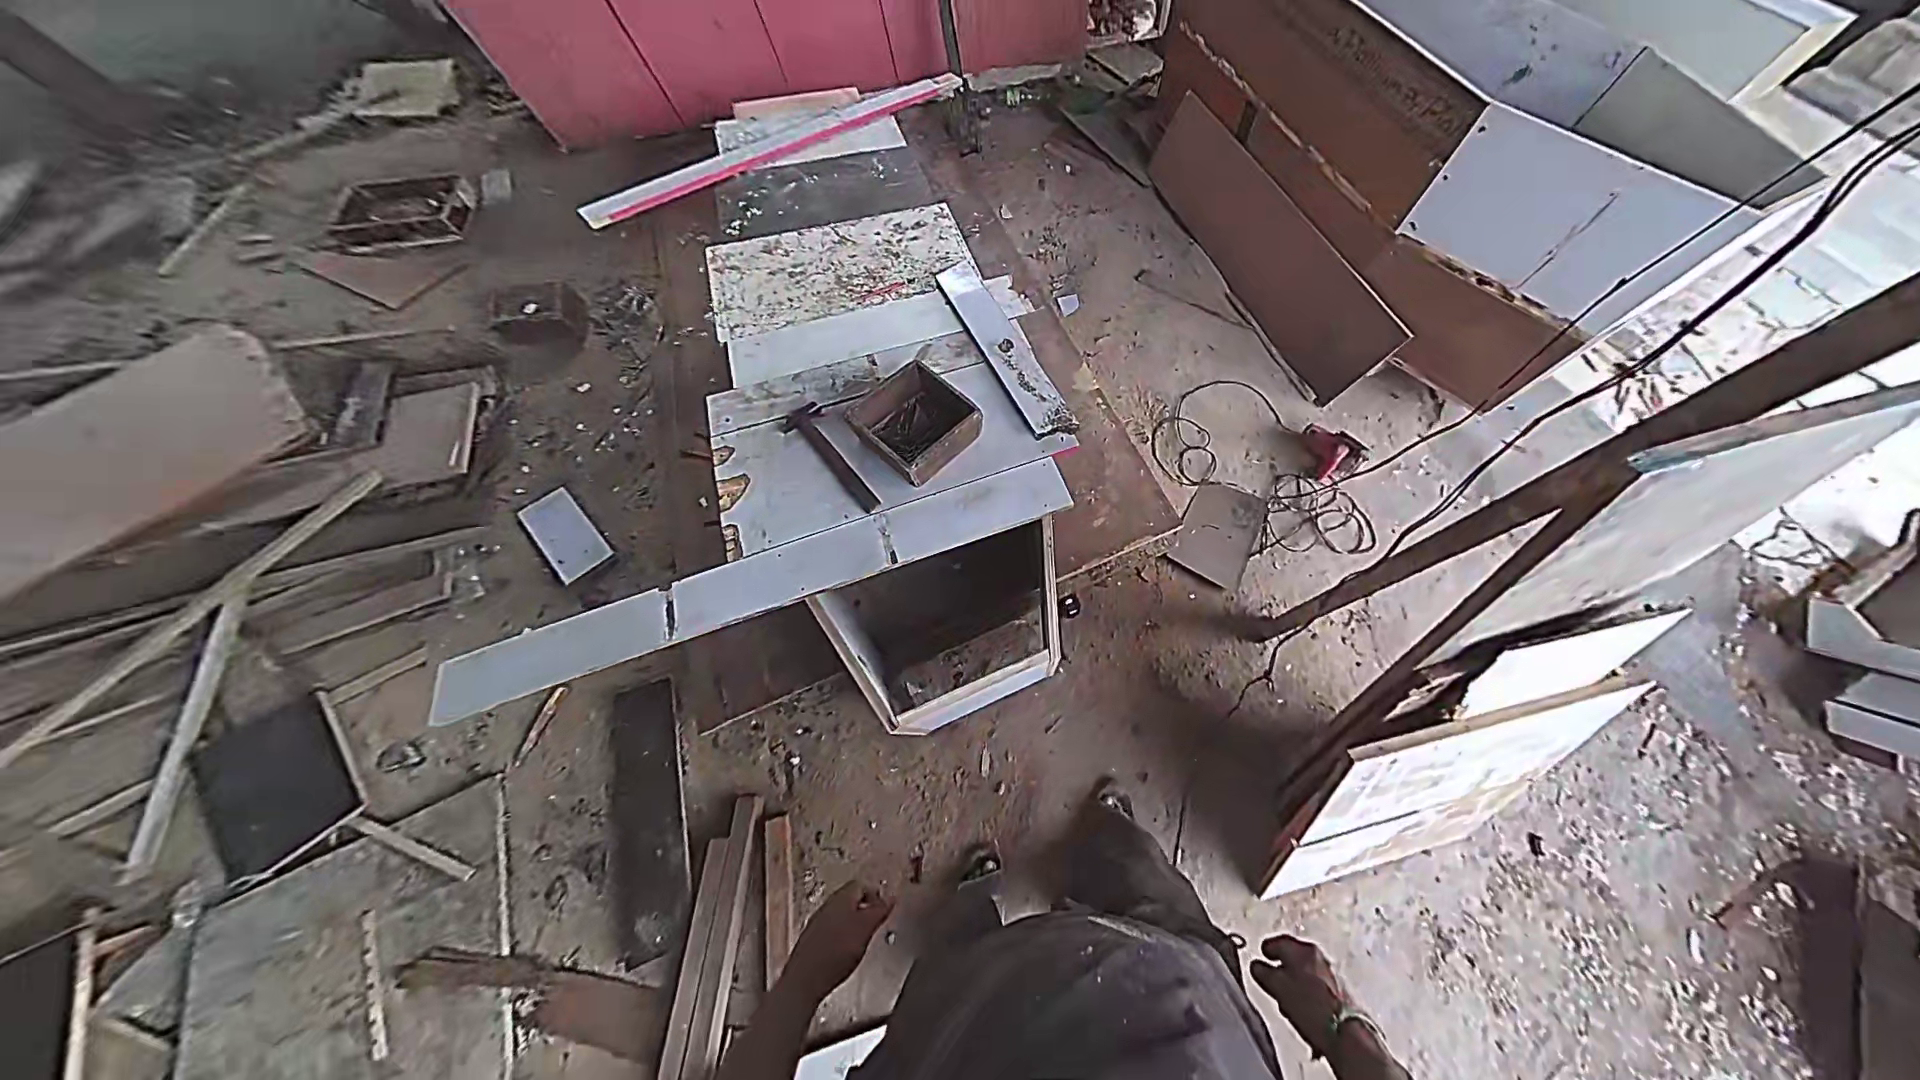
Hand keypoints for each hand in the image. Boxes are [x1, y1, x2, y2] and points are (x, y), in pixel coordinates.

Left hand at [781, 882, 892, 998]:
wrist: (805, 980)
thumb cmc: (836, 952)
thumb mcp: (866, 929)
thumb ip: (880, 911)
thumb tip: (890, 898)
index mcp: (841, 897)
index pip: (862, 885)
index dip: (876, 895)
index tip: (884, 907)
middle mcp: (827, 906)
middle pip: (850, 899)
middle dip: (864, 910)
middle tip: (875, 924)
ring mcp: (816, 923)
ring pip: (839, 916)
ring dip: (852, 924)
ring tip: (861, 941)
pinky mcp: (810, 941)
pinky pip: (830, 932)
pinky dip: (840, 938)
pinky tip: (844, 953)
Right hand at [1250, 935, 1349, 1056]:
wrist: (1347, 1034)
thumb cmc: (1311, 1006)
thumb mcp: (1276, 986)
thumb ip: (1261, 972)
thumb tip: (1257, 967)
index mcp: (1302, 948)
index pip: (1276, 942)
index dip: (1266, 951)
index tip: (1261, 957)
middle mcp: (1319, 956)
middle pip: (1293, 957)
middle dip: (1282, 968)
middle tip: (1272, 979)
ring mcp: (1333, 974)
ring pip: (1306, 972)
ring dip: (1296, 981)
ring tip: (1289, 999)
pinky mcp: (1344, 993)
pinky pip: (1319, 987)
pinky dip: (1310, 993)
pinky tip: (1306, 1008)